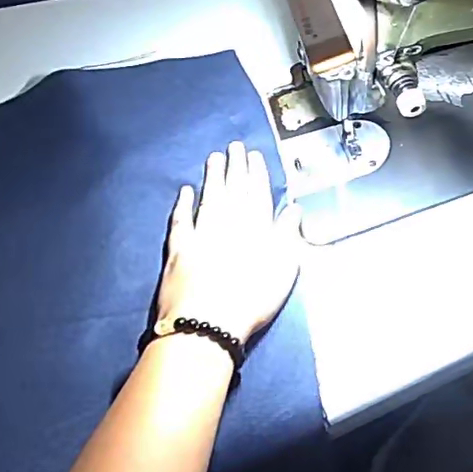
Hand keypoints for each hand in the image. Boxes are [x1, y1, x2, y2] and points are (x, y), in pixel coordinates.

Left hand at [156, 142, 300, 343]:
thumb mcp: (284, 266)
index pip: (258, 193)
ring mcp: (201, 235)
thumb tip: (293, 210)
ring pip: (209, 199)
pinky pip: (181, 222)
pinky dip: (183, 206)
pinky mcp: (178, 250)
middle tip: (234, 147)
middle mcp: (229, 224)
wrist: (206, 324)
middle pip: (233, 190)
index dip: (256, 174)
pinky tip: (185, 192)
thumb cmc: (253, 298)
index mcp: (257, 228)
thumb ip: (287, 234)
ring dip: (212, 178)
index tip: (254, 156)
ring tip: (214, 159)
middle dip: (235, 168)